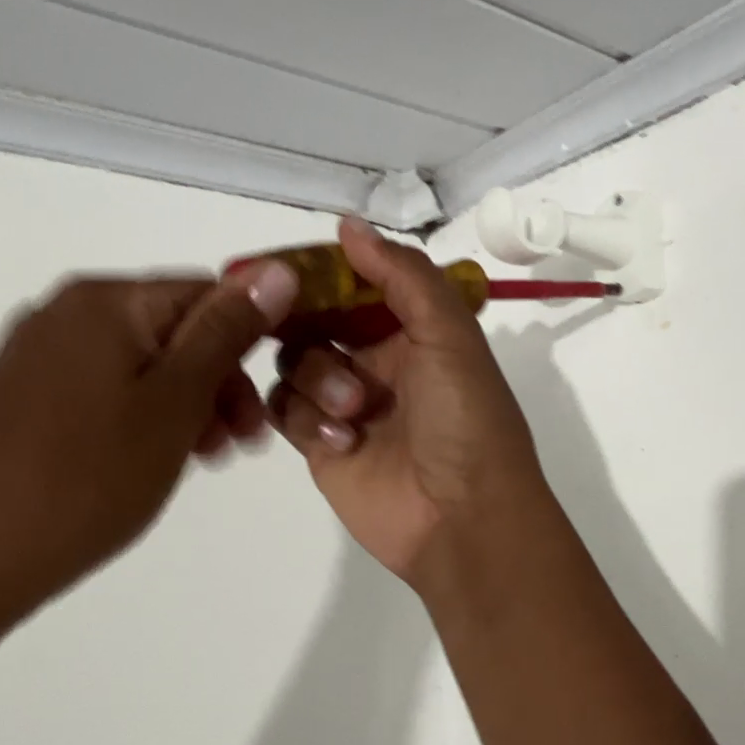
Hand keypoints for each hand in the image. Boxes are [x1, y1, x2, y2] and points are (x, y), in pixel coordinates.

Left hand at [0, 265, 296, 620]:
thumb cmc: (81, 478)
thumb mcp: (174, 402)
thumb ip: (227, 333)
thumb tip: (278, 271)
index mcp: (105, 300)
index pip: (208, 292)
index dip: (250, 343)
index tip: (264, 408)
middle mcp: (65, 313)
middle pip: (174, 329)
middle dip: (218, 381)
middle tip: (239, 446)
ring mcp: (34, 357)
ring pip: (140, 364)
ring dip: (184, 404)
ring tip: (198, 462)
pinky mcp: (17, 399)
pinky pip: (103, 391)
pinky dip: (140, 419)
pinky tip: (147, 464)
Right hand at [266, 218, 545, 588]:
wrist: (463, 519)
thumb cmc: (465, 419)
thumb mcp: (449, 336)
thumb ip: (403, 276)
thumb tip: (347, 225)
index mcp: (412, 327)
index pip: (355, 281)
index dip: (320, 271)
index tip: (278, 267)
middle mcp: (377, 357)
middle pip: (315, 318)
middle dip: (303, 322)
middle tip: (281, 320)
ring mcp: (346, 401)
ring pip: (297, 362)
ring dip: (319, 379)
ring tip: (355, 410)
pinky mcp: (322, 443)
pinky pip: (287, 409)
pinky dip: (307, 418)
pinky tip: (342, 440)